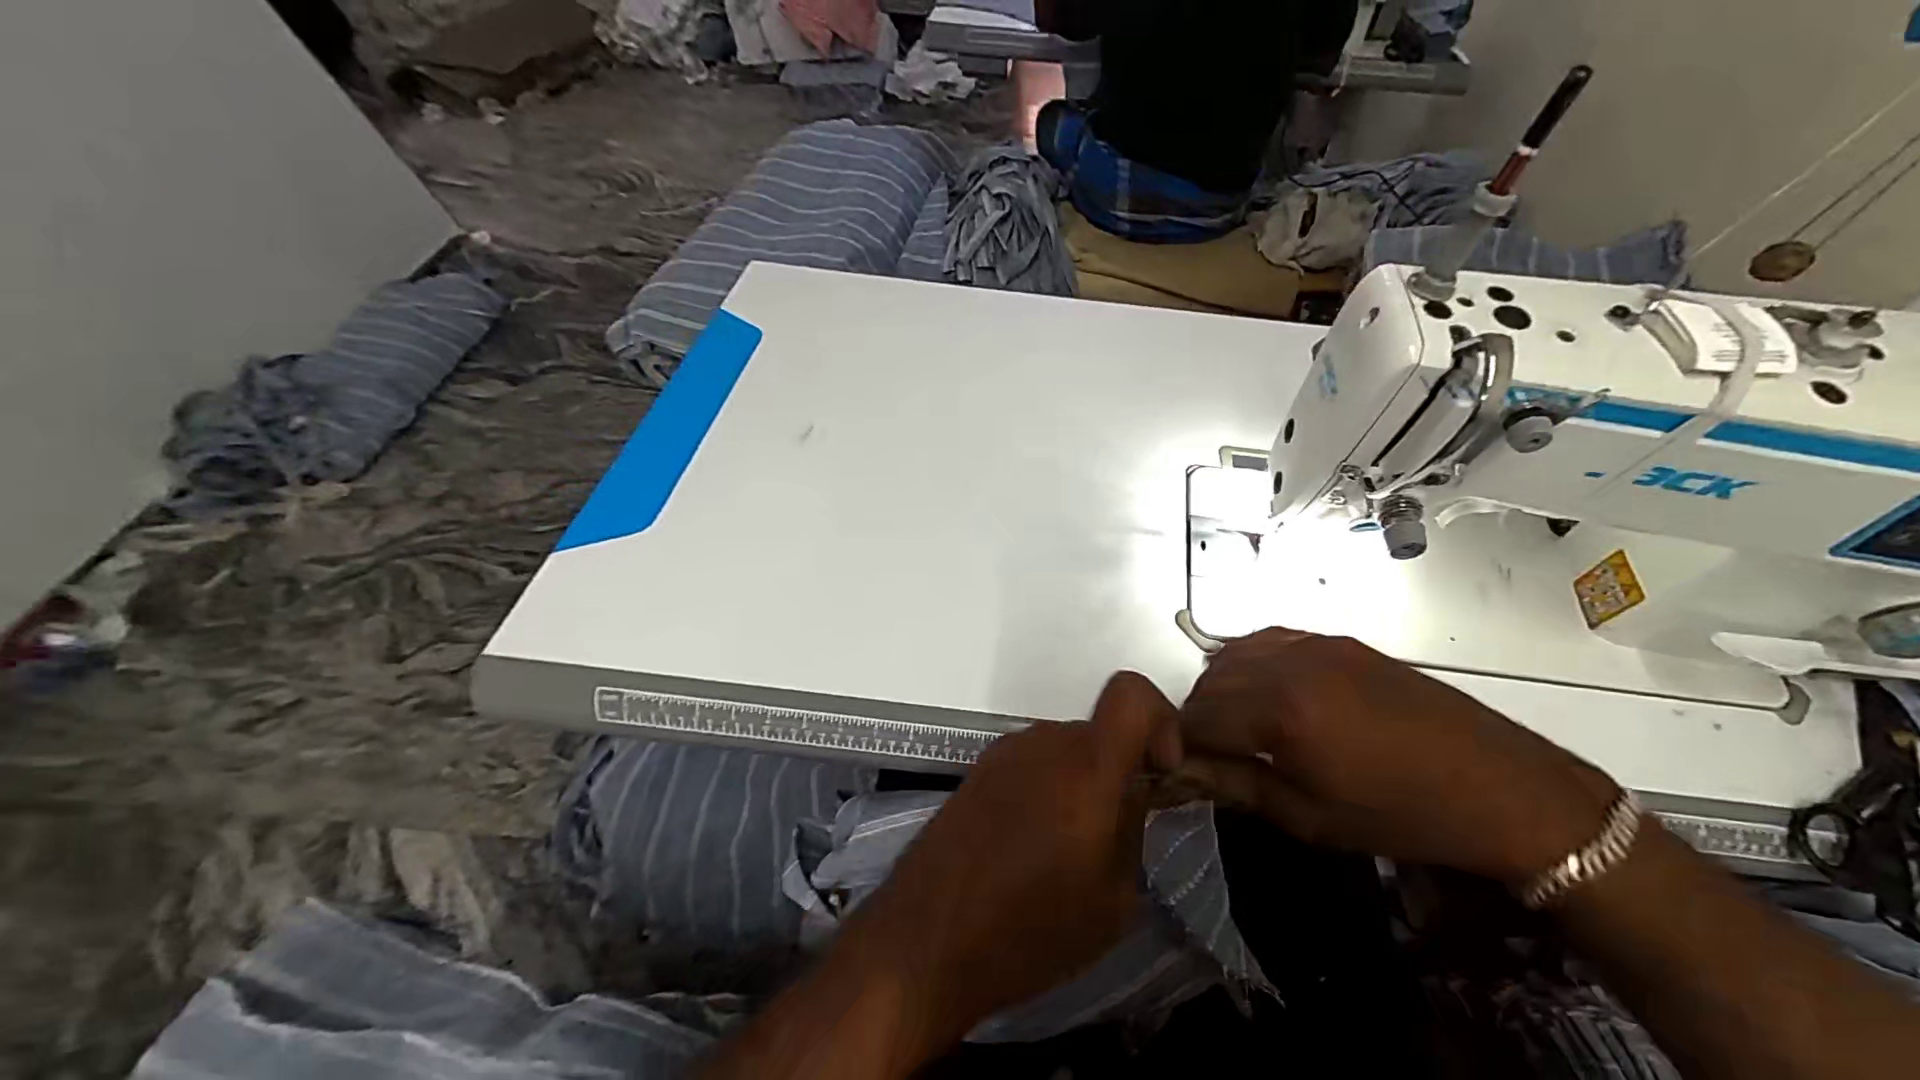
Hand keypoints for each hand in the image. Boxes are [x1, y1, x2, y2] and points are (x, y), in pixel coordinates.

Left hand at [839, 671, 1180, 1038]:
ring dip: (1081, 782)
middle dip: (1120, 768)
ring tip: (1068, 849)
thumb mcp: (1112, 900)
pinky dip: (1047, 789)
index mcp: (1085, 767)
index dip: (1161, 720)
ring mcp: (1002, 754)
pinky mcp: (975, 773)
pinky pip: (1030, 765)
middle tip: (1115, 831)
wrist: (924, 942)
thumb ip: (1132, 829)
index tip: (1159, 773)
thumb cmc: (1029, 933)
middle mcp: (1042, 744)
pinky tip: (1029, 847)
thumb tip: (1130, 796)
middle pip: (1099, 730)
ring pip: (1064, 749)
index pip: (1131, 694)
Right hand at [1173, 628, 1618, 886]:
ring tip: (1239, 725)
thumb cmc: (1402, 816)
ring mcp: (1315, 644)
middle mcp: (1289, 664)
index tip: (1184, 768)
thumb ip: (1234, 786)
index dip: (1180, 744)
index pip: (1196, 717)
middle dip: (1198, 716)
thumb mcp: (1309, 818)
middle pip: (1209, 681)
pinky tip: (1267, 692)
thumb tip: (1182, 771)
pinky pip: (1269, 639)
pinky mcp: (1337, 639)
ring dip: (1221, 687)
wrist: (1501, 787)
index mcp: (1280, 713)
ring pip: (1233, 653)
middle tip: (1212, 754)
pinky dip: (1251, 662)